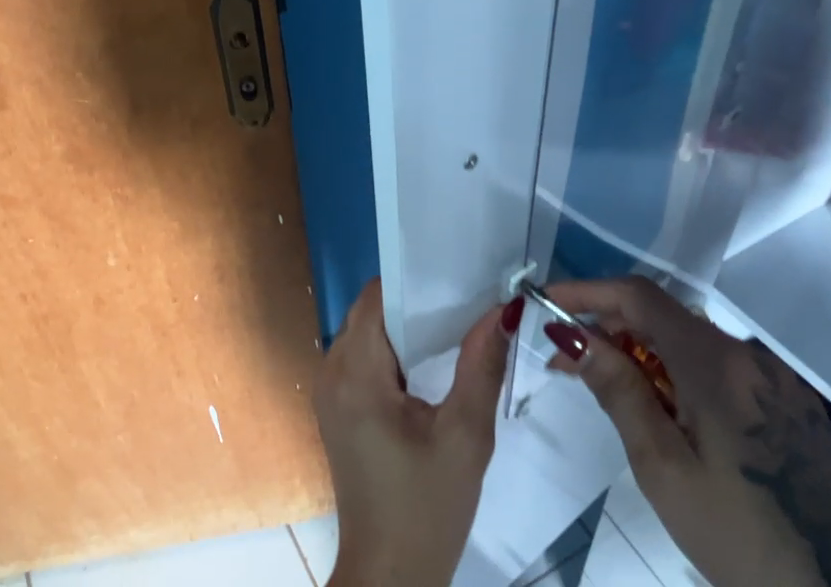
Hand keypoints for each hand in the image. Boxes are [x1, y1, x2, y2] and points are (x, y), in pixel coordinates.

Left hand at [313, 279, 512, 586]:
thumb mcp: (465, 436)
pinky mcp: (337, 407)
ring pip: (367, 333)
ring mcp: (329, 390)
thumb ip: (481, 366)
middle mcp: (331, 371)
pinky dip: (395, 351)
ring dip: (407, 326)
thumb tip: (502, 308)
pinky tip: (432, 358)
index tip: (460, 274)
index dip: (417, 282)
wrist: (390, 570)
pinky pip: (363, 358)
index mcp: (355, 374)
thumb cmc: (428, 506)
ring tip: (458, 320)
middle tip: (468, 295)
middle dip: (417, 302)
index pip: (378, 298)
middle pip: (370, 313)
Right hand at [541, 276, 830, 586]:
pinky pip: (719, 370)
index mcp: (716, 363)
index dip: (587, 291)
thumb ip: (619, 391)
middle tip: (564, 362)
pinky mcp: (791, 408)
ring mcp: (776, 382)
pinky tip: (660, 411)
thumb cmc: (741, 534)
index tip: (545, 304)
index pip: (640, 296)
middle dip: (608, 327)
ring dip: (641, 353)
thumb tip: (573, 336)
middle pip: (664, 316)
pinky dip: (677, 374)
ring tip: (604, 389)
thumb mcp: (663, 466)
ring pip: (691, 344)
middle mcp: (749, 357)